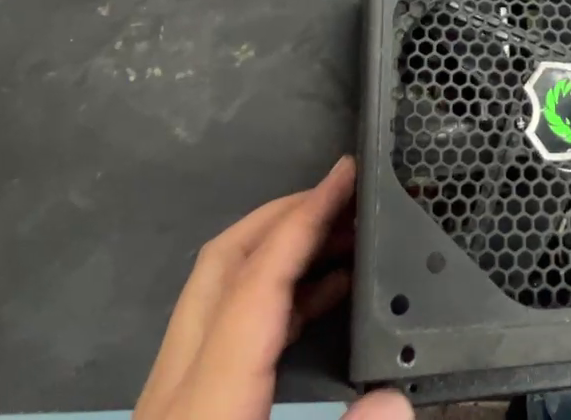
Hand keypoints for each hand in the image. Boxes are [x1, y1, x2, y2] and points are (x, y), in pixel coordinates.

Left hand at [134, 156, 412, 419]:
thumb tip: (396, 396)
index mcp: (203, 403)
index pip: (254, 282)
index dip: (304, 219)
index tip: (346, 175)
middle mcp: (176, 386)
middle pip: (222, 263)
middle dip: (286, 214)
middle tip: (346, 195)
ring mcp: (174, 397)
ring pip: (220, 291)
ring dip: (284, 252)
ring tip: (348, 238)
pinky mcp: (187, 411)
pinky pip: (228, 328)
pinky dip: (276, 296)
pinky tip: (324, 297)